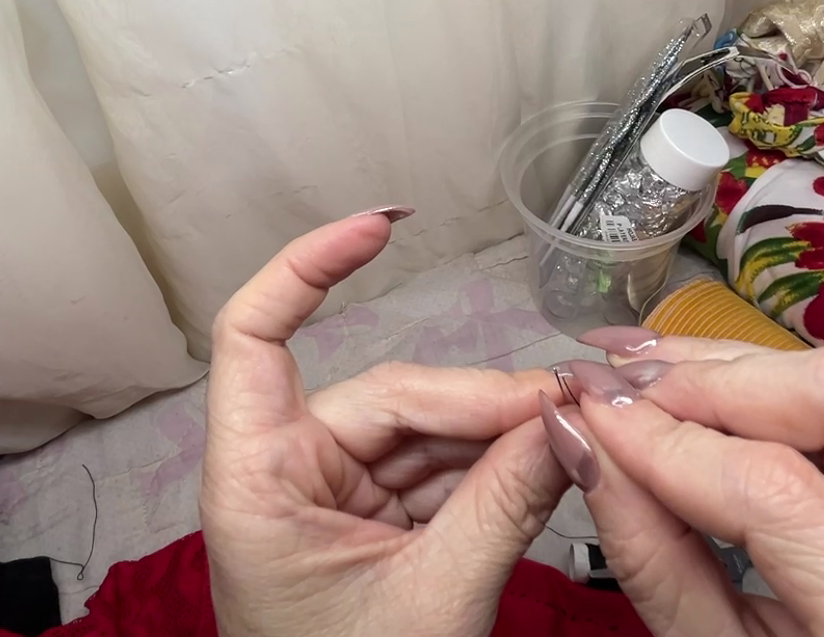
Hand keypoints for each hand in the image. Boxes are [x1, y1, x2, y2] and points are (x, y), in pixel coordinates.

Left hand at [201, 211, 571, 635]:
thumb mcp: (430, 609)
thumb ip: (502, 507)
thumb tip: (568, 422)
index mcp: (258, 478)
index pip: (256, 333)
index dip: (308, 266)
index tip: (381, 226)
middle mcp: (291, 465)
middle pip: (389, 393)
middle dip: (480, 401)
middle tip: (566, 409)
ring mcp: (337, 484)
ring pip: (426, 426)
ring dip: (497, 430)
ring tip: (568, 432)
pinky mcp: (376, 507)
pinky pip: (440, 462)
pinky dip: (492, 460)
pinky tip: (543, 456)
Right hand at [540, 333, 823, 635]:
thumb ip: (656, 558)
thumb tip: (582, 439)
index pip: (779, 492)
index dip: (665, 441)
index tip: (584, 410)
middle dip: (711, 379)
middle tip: (620, 386)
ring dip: (730, 368)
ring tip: (636, 370)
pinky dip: (766, 387)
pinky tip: (694, 379)